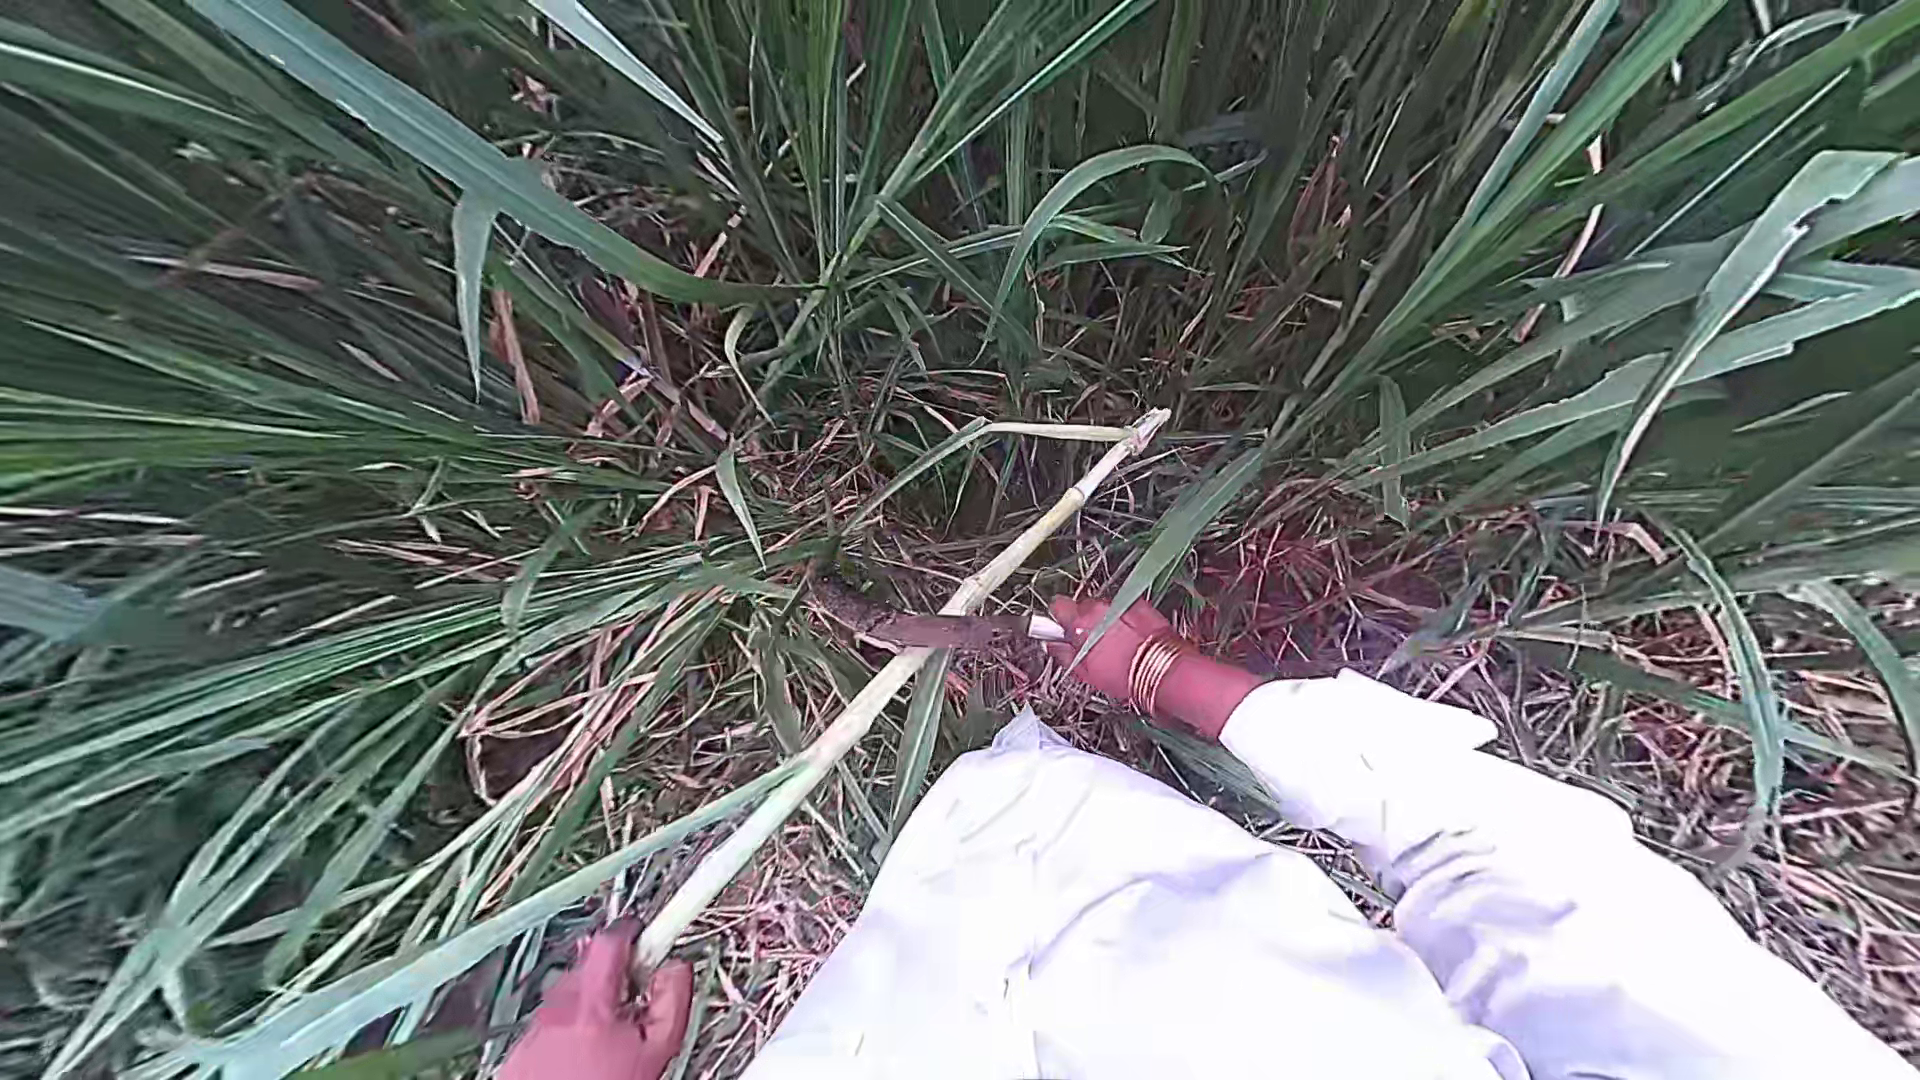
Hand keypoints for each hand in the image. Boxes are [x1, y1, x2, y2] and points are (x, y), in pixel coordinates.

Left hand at [501, 920, 692, 1079]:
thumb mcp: (659, 1050)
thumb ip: (674, 997)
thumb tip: (675, 966)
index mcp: (590, 1006)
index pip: (611, 940)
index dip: (635, 930)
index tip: (651, 932)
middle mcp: (554, 1014)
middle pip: (590, 964)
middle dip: (615, 972)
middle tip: (633, 996)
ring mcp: (530, 1036)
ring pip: (570, 993)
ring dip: (592, 1000)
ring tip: (608, 1034)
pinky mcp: (515, 1058)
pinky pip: (550, 1023)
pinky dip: (568, 1027)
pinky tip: (582, 1056)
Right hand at [1045, 595, 1263, 740]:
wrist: (1165, 672)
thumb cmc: (1127, 676)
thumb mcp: (1085, 674)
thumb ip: (1064, 654)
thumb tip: (1053, 646)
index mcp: (1079, 623)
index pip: (1057, 605)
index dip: (1059, 619)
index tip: (1063, 630)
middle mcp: (1098, 608)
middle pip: (1081, 605)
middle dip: (1084, 621)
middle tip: (1092, 643)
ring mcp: (1120, 604)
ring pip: (1103, 607)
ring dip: (1105, 620)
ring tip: (1115, 643)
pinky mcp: (1140, 604)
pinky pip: (1124, 607)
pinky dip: (1124, 618)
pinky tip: (1131, 638)